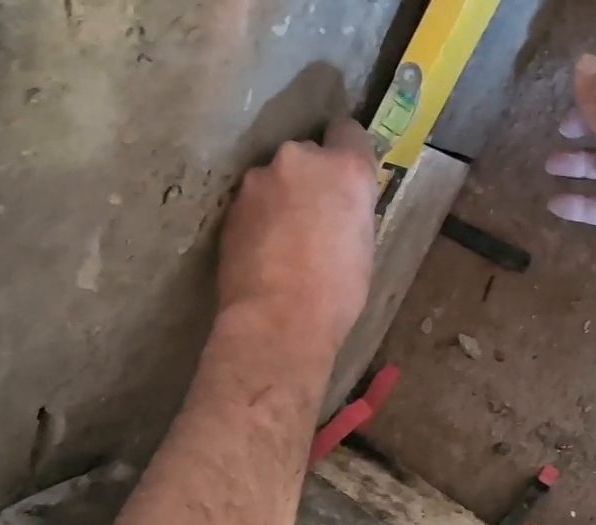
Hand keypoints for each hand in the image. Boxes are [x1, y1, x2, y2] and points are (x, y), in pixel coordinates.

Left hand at [219, 118, 377, 345]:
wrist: (279, 321)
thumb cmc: (337, 294)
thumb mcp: (363, 247)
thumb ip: (351, 211)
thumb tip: (338, 209)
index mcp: (345, 169)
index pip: (349, 132)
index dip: (348, 152)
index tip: (347, 177)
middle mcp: (301, 160)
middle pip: (309, 155)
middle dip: (311, 179)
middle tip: (315, 218)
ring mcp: (260, 179)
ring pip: (277, 178)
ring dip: (282, 198)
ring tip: (285, 240)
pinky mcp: (233, 204)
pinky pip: (254, 202)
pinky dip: (260, 218)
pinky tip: (265, 252)